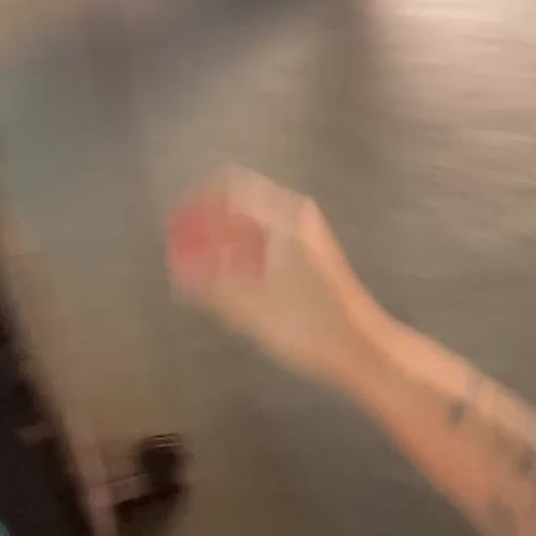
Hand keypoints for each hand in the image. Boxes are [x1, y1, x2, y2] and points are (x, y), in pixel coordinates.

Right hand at [166, 169, 391, 385]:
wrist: (361, 349)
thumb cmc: (307, 326)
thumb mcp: (249, 306)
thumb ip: (208, 280)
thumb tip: (176, 264)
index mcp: (281, 220)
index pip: (228, 187)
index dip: (195, 203)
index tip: (175, 226)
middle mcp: (293, 215)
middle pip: (237, 197)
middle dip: (205, 217)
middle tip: (182, 244)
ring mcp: (303, 230)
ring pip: (249, 215)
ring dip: (221, 232)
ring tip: (197, 262)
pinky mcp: (307, 248)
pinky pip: (263, 230)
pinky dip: (238, 243)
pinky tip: (224, 273)